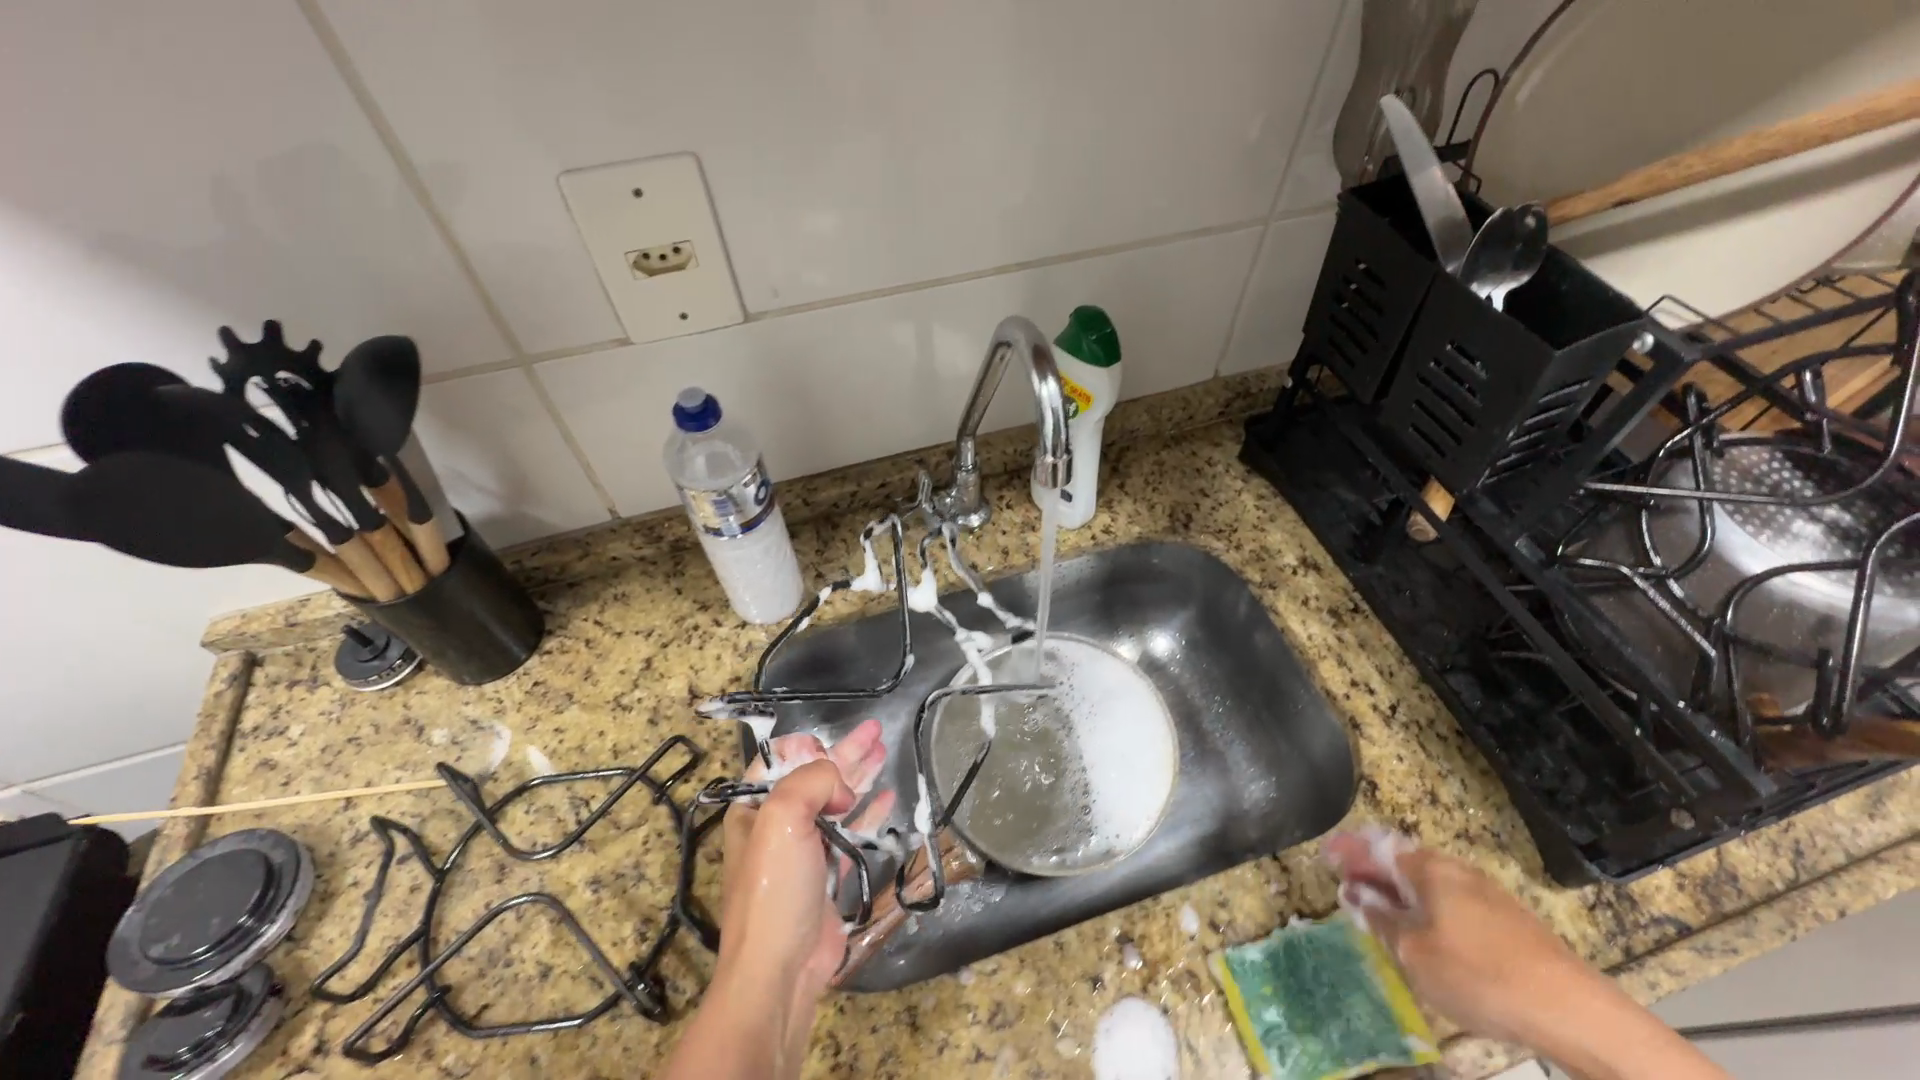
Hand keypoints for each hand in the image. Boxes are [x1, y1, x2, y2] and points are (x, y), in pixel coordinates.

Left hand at [720, 719, 893, 1001]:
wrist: (780, 966)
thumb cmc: (774, 889)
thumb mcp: (783, 817)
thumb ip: (813, 781)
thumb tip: (842, 788)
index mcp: (754, 809)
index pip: (778, 762)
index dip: (805, 747)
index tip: (830, 742)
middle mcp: (776, 826)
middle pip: (814, 777)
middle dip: (844, 752)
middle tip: (876, 731)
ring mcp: (803, 852)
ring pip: (836, 802)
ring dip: (859, 776)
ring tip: (884, 751)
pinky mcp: (828, 877)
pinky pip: (851, 833)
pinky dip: (868, 813)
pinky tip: (886, 797)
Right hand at [1323, 829, 1730, 1079]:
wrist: (1569, 1009)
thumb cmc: (1477, 974)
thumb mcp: (1413, 951)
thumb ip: (1381, 918)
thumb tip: (1357, 893)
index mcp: (1429, 869)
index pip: (1378, 846)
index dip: (1349, 849)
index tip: (1324, 854)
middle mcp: (1457, 871)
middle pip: (1405, 860)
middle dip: (1373, 868)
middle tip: (1346, 881)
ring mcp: (1486, 895)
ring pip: (1429, 882)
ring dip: (1399, 890)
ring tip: (1378, 908)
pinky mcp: (1507, 922)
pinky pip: (1450, 901)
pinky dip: (1425, 906)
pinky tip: (1422, 930)